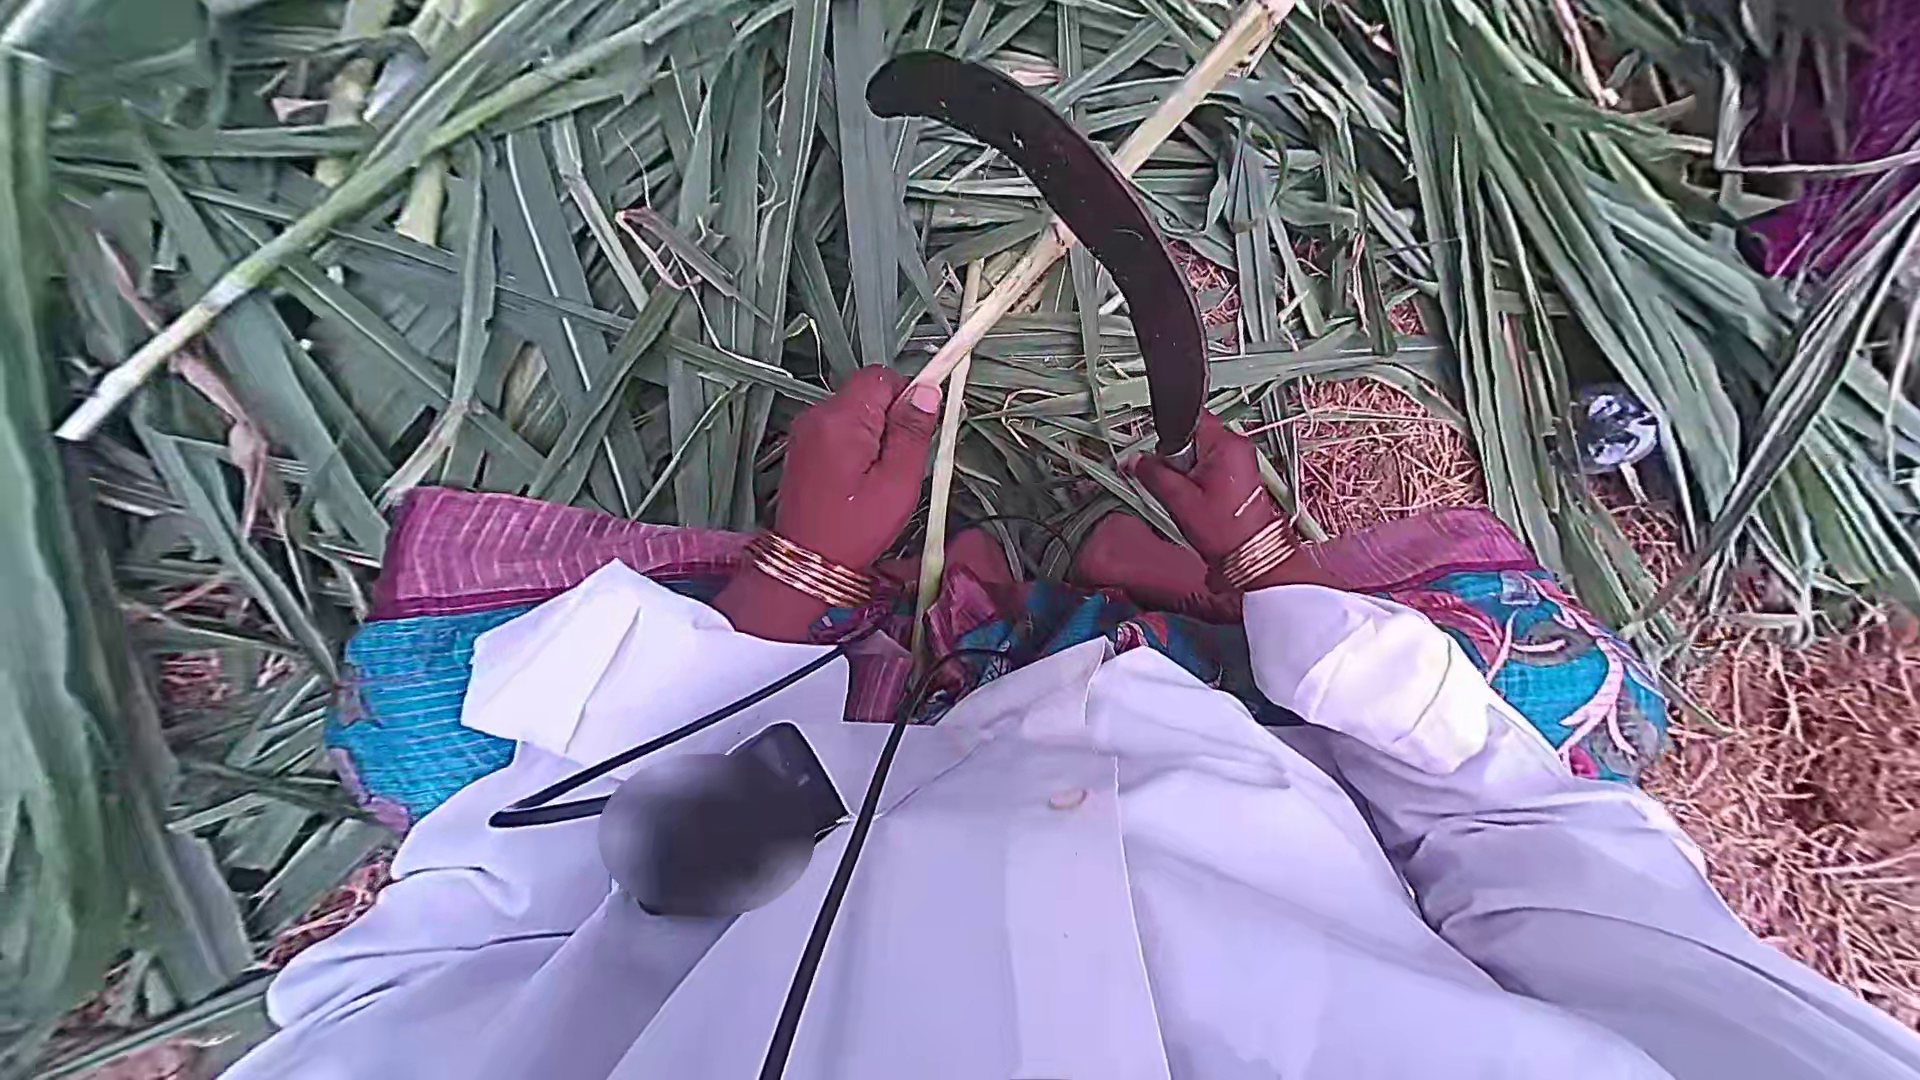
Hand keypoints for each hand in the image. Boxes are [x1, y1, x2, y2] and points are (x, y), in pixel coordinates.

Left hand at [715, 368, 940, 639]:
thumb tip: (927, 390)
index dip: (907, 396)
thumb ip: (912, 432)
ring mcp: (804, 431)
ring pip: (854, 412)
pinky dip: (856, 445)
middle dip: (891, 419)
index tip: (917, 432)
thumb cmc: (856, 528)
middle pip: (866, 393)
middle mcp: (816, 414)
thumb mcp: (897, 482)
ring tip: (879, 476)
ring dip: (874, 433)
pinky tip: (859, 479)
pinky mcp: (801, 447)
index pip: (881, 377)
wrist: (807, 562)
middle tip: (899, 463)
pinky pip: (838, 429)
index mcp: (841, 418)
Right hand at [1131, 412, 1301, 588]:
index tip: (1159, 455)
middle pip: (1192, 436)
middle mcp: (1238, 447)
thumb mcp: (1178, 500)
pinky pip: (1210, 465)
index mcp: (1226, 446)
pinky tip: (1197, 498)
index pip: (1190, 419)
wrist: (1249, 554)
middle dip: (1176, 457)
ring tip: (1189, 494)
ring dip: (1186, 469)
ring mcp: (1242, 460)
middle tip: (1176, 483)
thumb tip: (1134, 461)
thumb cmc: (1224, 530)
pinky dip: (1197, 478)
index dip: (1169, 436)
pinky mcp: (1240, 474)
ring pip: (1199, 452)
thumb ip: (1152, 473)